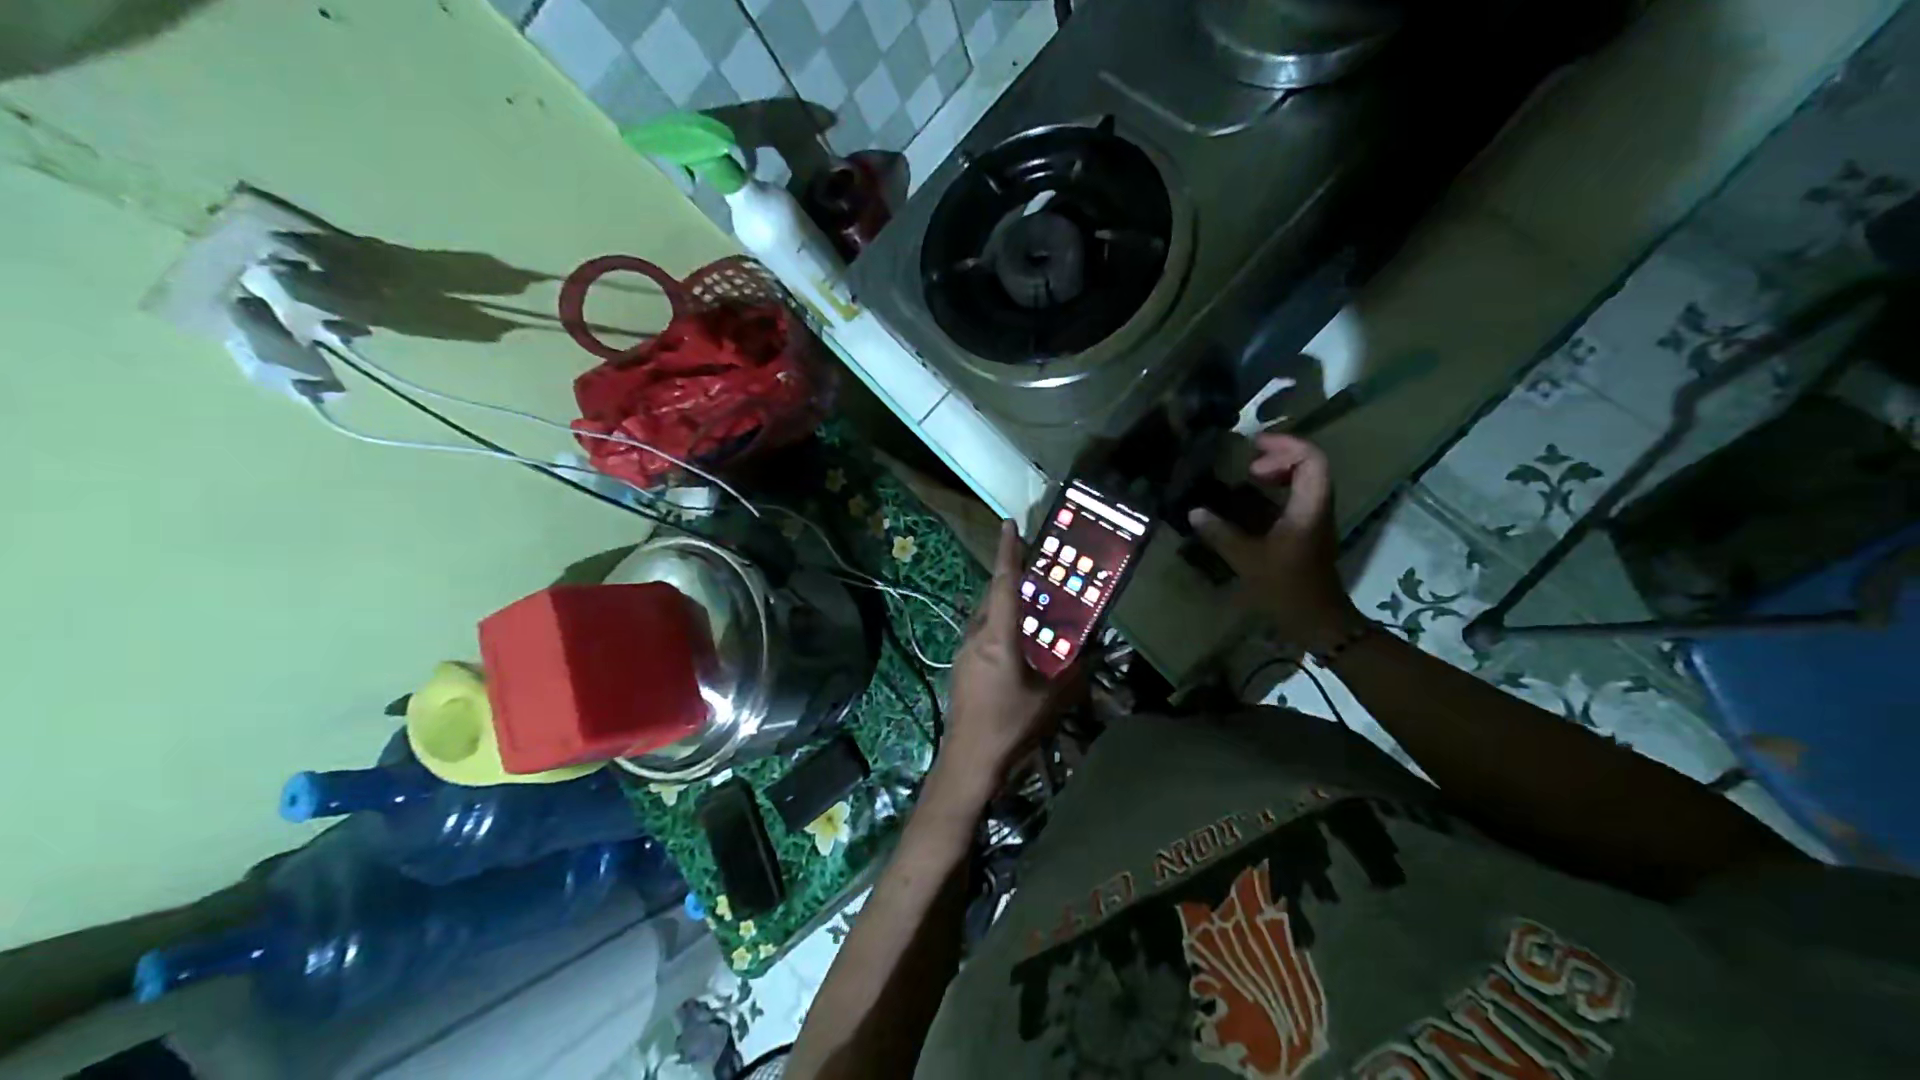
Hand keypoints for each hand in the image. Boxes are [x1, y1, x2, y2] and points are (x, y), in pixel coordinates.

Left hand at [940, 520, 1076, 789]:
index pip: (1004, 584)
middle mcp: (976, 636)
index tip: (1009, 523)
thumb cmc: (1009, 727)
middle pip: (992, 595)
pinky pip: (981, 633)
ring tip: (1028, 602)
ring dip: (1003, 602)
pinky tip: (1015, 641)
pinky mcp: (961, 667)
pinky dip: (997, 624)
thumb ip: (1073, 675)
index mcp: (998, 637)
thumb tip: (1092, 656)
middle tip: (1031, 564)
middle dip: (1009, 576)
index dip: (1008, 552)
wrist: (968, 760)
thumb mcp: (1050, 701)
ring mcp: (964, 652)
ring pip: (984, 615)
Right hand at [1188, 434, 1362, 653]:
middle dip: (1280, 455)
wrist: (1316, 621)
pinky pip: (1296, 498)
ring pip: (1305, 480)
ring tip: (1248, 475)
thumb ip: (1221, 533)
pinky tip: (1250, 501)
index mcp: (1309, 507)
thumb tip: (1195, 512)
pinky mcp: (1308, 533)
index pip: (1311, 459)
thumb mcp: (1248, 560)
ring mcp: (1315, 520)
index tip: (1253, 448)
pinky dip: (1277, 490)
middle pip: (1311, 464)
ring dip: (1279, 472)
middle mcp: (1318, 507)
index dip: (1285, 445)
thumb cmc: (1286, 588)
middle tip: (1248, 462)